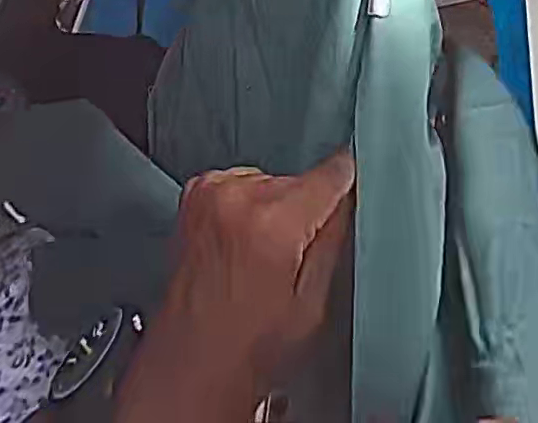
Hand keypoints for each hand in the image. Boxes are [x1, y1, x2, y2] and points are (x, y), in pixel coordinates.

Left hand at [113, 149, 355, 422]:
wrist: (189, 364)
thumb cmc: (243, 348)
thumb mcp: (312, 303)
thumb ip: (335, 239)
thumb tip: (348, 198)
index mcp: (274, 222)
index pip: (331, 172)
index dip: (346, 183)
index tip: (348, 190)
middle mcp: (239, 198)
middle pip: (298, 181)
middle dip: (304, 211)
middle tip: (290, 257)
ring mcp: (212, 193)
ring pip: (270, 180)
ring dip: (272, 207)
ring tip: (258, 256)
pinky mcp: (196, 193)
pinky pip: (241, 183)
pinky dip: (245, 204)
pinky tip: (239, 242)